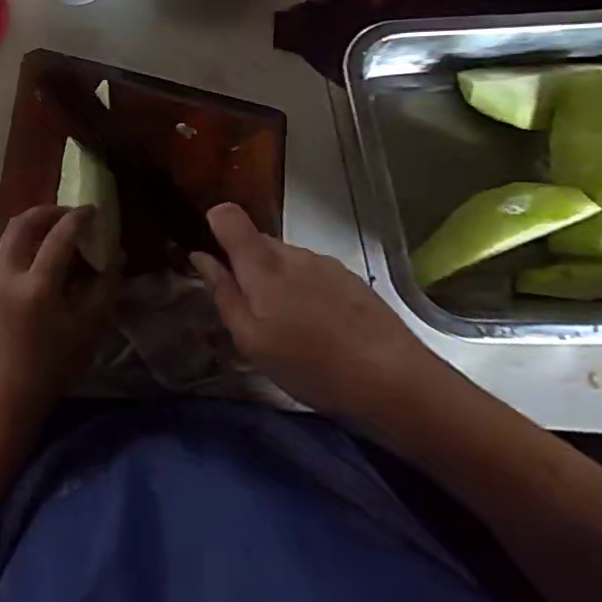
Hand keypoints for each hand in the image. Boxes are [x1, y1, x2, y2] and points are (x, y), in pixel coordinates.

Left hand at [0, 205, 117, 406]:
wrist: (13, 386)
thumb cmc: (56, 362)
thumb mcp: (89, 327)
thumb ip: (104, 288)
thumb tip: (116, 258)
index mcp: (37, 286)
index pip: (57, 238)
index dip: (76, 219)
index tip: (93, 210)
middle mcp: (10, 274)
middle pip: (21, 225)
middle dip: (46, 211)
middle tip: (70, 213)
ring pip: (9, 234)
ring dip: (33, 223)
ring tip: (58, 226)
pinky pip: (8, 249)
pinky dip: (25, 239)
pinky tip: (45, 249)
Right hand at [191, 203, 444, 421]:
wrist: (400, 385)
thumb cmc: (311, 365)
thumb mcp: (249, 339)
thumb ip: (222, 292)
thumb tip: (200, 257)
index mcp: (261, 264)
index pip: (228, 216)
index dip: (214, 226)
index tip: (212, 257)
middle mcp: (293, 254)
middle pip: (256, 242)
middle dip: (244, 266)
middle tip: (248, 311)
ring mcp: (326, 265)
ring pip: (284, 260)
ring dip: (275, 282)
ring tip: (287, 328)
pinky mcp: (352, 282)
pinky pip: (312, 275)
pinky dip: (304, 292)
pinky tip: (318, 331)